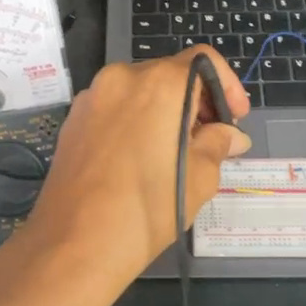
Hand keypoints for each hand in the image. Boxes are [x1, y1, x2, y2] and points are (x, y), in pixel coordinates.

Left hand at [0, 48, 249, 305]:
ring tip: (176, 154)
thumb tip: (229, 135)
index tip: (233, 119)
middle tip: (210, 141)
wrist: (74, 244)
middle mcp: (121, 78)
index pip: (203, 61)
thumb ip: (218, 144)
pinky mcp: (72, 121)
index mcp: (158, 83)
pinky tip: (141, 160)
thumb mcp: (199, 179)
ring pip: (140, 92)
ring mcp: (91, 98)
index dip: (227, 86)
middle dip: (195, 102)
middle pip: (169, 74)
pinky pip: (115, 109)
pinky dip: (136, 122)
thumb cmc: (146, 209)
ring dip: (165, 112)